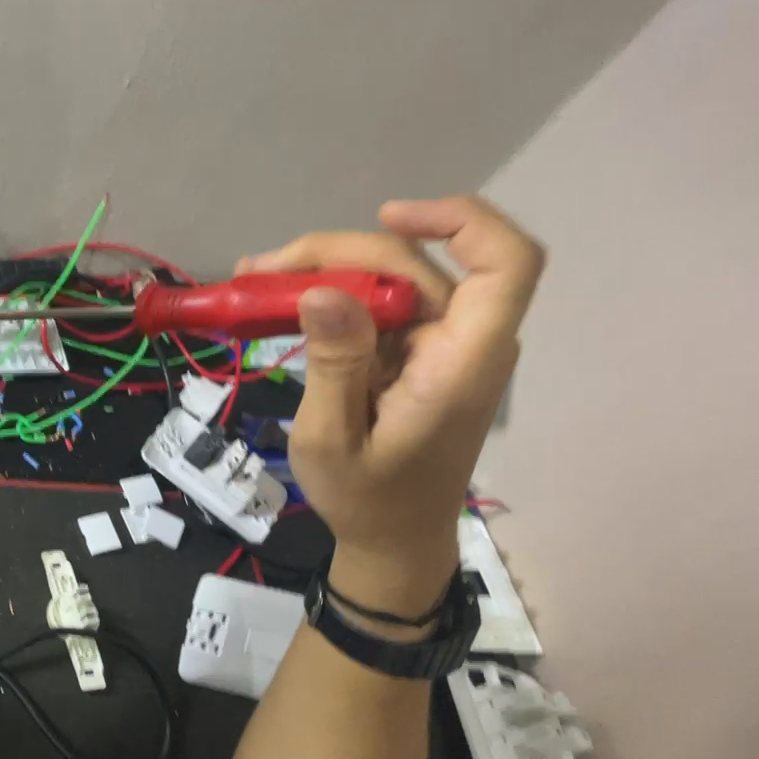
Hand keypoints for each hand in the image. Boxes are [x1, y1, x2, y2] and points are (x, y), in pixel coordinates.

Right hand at [238, 197, 543, 612]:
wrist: (390, 541)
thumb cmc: (366, 500)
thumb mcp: (333, 439)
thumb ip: (334, 364)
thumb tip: (323, 291)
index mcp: (460, 364)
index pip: (505, 264)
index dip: (460, 221)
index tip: (388, 216)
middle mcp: (460, 344)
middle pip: (416, 266)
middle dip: (335, 255)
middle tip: (257, 270)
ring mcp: (438, 350)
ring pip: (391, 281)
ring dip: (323, 273)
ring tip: (254, 282)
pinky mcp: (414, 358)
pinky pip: (377, 309)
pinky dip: (329, 300)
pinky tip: (280, 305)